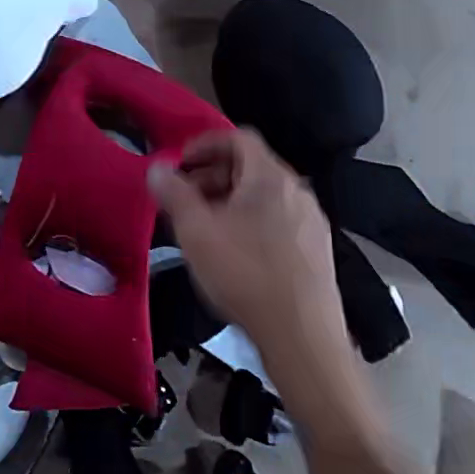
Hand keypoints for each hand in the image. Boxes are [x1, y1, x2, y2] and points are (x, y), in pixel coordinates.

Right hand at [147, 129, 346, 357]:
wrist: (302, 335)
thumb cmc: (245, 275)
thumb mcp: (197, 232)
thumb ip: (174, 194)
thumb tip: (157, 168)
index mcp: (270, 176)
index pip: (238, 137)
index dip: (204, 143)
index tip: (179, 165)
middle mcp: (296, 189)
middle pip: (251, 165)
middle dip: (212, 175)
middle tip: (185, 199)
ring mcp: (311, 219)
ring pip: (265, 194)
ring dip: (231, 199)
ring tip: (206, 228)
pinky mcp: (317, 248)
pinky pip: (279, 218)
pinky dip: (252, 221)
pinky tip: (236, 253)